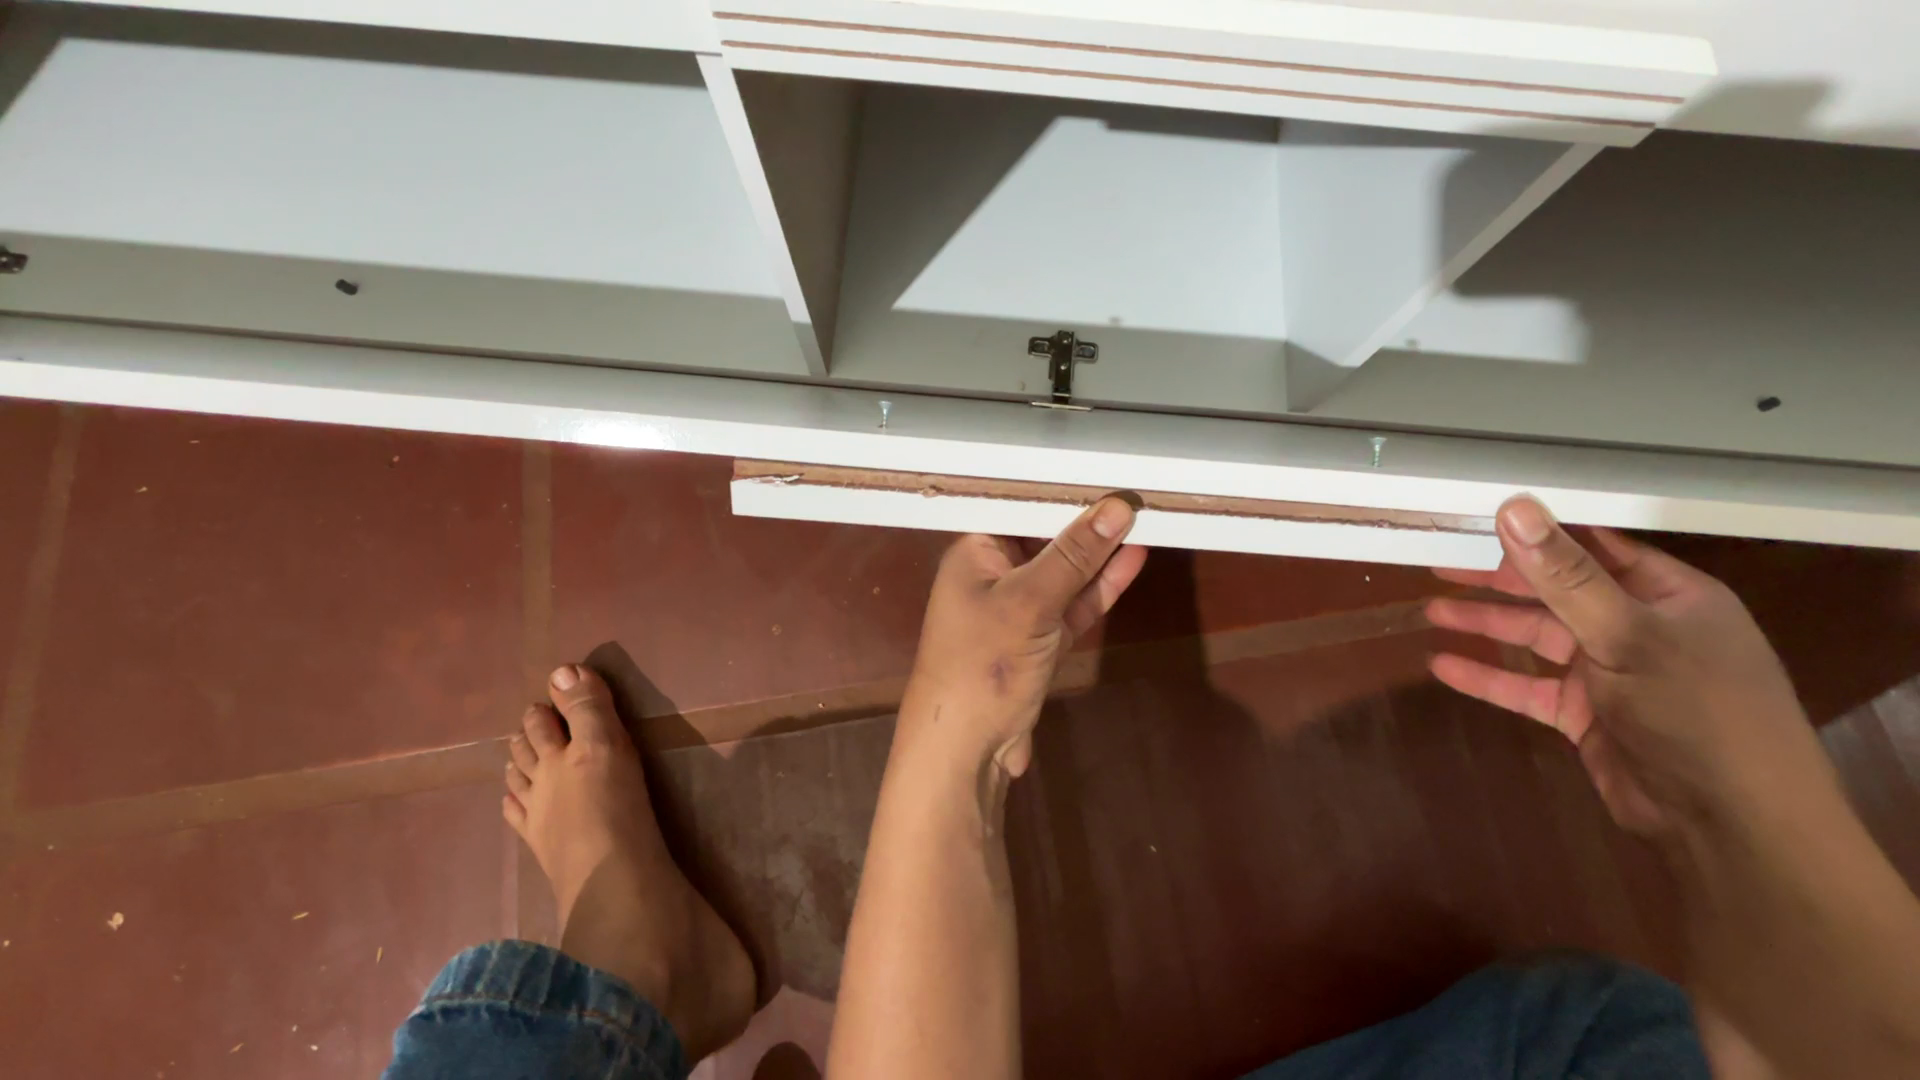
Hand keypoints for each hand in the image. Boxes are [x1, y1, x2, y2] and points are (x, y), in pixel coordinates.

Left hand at [901, 496, 1147, 777]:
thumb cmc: (984, 664)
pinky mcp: (1041, 639)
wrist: (965, 748)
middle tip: (1137, 490)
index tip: (1107, 469)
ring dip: (1102, 552)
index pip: (1021, 505)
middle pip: (1046, 537)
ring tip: (1147, 518)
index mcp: (975, 551)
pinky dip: (1100, 586)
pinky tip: (1133, 559)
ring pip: (1066, 572)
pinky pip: (1074, 603)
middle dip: (1089, 519)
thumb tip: (1118, 507)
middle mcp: (995, 573)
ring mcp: (1020, 608)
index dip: (1063, 489)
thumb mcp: (1030, 603)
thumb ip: (1074, 555)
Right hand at [1426, 495, 1835, 835]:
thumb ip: (1565, 575)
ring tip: (1430, 612)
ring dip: (1486, 625)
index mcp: (1668, 595)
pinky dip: (1488, 676)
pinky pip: (1527, 686)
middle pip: (1555, 591)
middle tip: (1438, 562)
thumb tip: (1515, 508)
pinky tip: (1444, 666)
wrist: (1729, 825)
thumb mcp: (1627, 634)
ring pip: (1536, 637)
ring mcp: (1611, 673)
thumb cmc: (1694, 712)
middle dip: (1497, 580)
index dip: (1535, 532)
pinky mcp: (1586, 714)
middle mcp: (1640, 627)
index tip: (1475, 519)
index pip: (1593, 547)